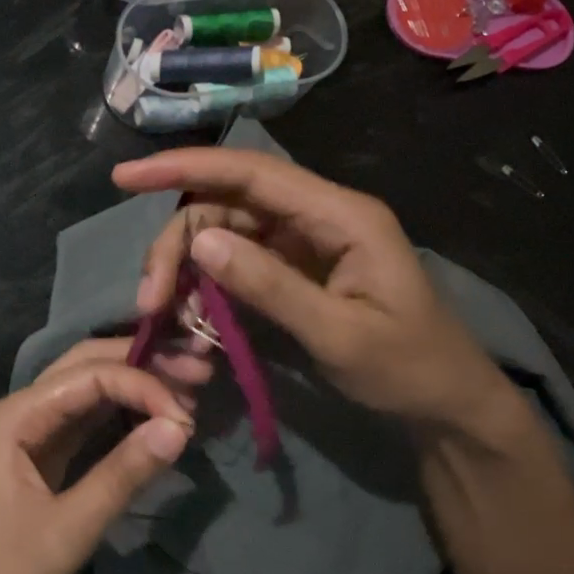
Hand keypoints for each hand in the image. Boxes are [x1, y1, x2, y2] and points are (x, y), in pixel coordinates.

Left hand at [0, 344, 198, 573]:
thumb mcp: (71, 529)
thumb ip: (123, 474)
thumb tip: (179, 428)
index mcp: (15, 417)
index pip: (88, 374)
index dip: (142, 385)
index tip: (186, 419)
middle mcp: (21, 410)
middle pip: (87, 365)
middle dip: (143, 364)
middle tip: (200, 374)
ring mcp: (32, 429)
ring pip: (90, 387)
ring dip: (137, 385)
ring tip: (190, 394)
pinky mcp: (44, 452)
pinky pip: (88, 417)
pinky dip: (125, 413)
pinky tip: (158, 419)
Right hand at [113, 148, 513, 430]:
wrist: (448, 406)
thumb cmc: (408, 369)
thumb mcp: (340, 335)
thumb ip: (270, 286)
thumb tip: (199, 241)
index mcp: (340, 215)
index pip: (250, 173)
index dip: (184, 167)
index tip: (125, 178)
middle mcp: (317, 216)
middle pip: (226, 204)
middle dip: (177, 243)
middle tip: (149, 300)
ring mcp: (305, 242)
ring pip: (224, 232)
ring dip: (186, 267)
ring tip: (164, 315)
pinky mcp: (296, 269)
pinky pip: (236, 262)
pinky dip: (206, 286)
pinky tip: (190, 319)